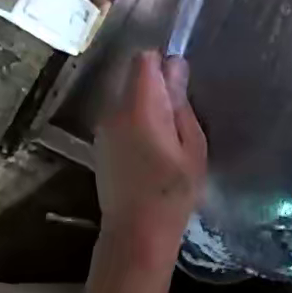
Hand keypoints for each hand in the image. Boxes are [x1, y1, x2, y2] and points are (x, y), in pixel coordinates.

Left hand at [96, 52, 207, 261]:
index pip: (143, 59)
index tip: (179, 83)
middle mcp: (114, 109)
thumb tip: (175, 67)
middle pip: (132, 76)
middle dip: (155, 84)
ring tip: (165, 136)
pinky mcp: (99, 142)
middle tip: (178, 114)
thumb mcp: (192, 146)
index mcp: (139, 106)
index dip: (162, 63)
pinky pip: (119, 116)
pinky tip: (148, 149)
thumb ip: (180, 102)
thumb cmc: (173, 191)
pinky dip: (133, 120)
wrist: (136, 233)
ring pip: (125, 96)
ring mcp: (102, 126)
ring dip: (144, 103)